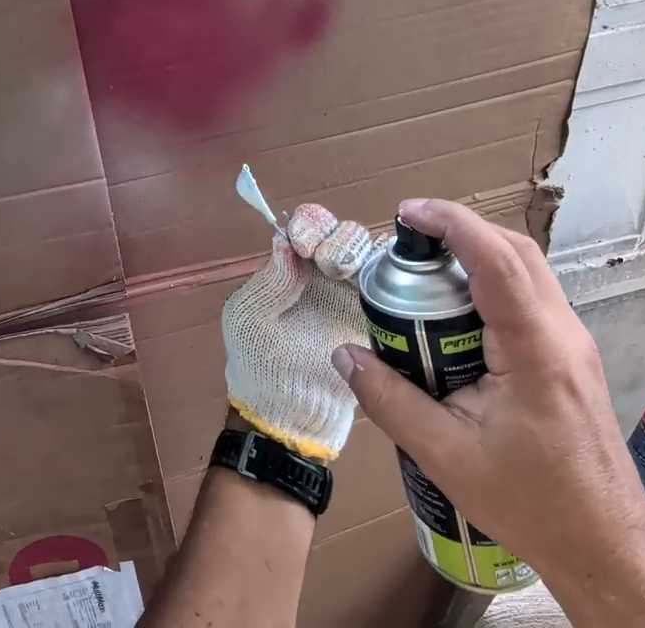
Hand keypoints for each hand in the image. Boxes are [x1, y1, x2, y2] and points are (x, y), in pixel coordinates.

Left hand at [222, 204, 383, 462]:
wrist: (291, 419)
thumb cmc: (260, 366)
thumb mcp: (249, 320)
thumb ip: (269, 281)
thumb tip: (284, 241)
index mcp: (291, 267)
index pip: (308, 227)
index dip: (311, 225)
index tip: (304, 243)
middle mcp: (325, 274)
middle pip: (345, 234)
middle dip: (340, 238)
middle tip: (329, 263)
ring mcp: (355, 297)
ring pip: (372, 256)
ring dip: (363, 255)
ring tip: (347, 274)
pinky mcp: (381, 322)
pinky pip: (395, 290)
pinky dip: (394, 278)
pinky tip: (386, 284)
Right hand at [331, 199, 644, 625]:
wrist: (605, 543)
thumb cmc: (531, 502)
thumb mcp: (445, 455)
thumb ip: (389, 400)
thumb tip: (345, 356)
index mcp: (535, 349)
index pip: (496, 259)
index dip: (450, 223)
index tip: (407, 214)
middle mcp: (562, 332)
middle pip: (516, 251)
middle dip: (461, 230)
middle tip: (409, 239)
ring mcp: (572, 342)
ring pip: (528, 269)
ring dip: (477, 254)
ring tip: (425, 270)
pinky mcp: (569, 356)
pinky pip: (530, 296)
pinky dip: (491, 281)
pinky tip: (457, 312)